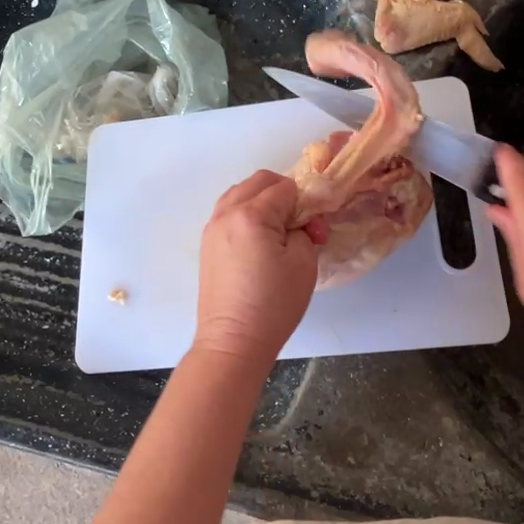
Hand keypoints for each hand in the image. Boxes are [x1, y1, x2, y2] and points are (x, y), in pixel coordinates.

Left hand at [193, 171, 327, 367]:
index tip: (315, 228)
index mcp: (251, 214)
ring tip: (279, 230)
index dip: (306, 202)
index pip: (285, 188)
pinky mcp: (207, 243)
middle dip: (284, 193)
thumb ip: (305, 230)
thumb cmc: (273, 304)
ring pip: (241, 193)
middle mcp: (227, 213)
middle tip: (300, 223)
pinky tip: (260, 239)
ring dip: (263, 200)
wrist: (234, 342)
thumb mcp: (304, 263)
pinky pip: (228, 211)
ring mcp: (212, 227)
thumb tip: (300, 222)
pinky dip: (246, 212)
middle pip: (259, 182)